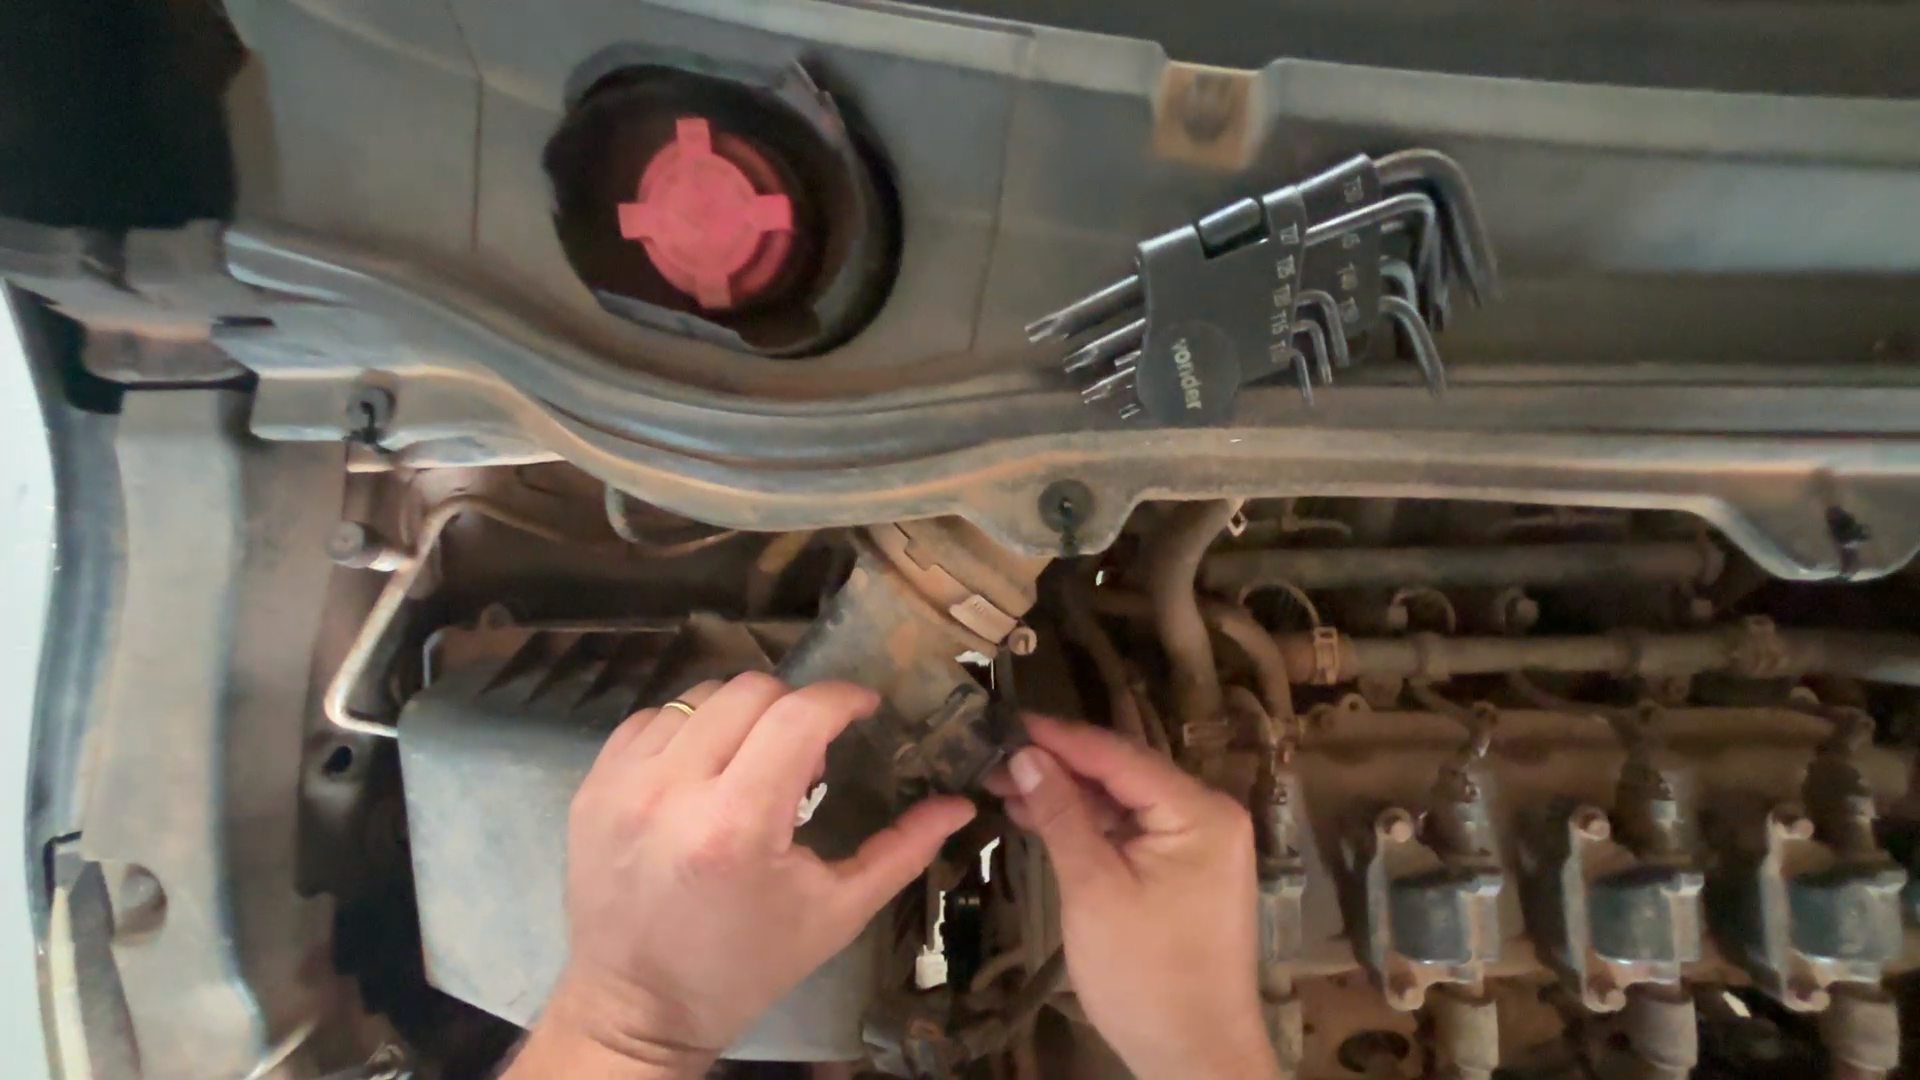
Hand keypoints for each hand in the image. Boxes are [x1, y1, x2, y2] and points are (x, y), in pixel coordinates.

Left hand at [509, 673, 975, 1078]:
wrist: (634, 1009)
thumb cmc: (746, 964)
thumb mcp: (837, 913)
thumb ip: (904, 850)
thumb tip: (962, 803)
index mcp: (736, 827)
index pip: (798, 716)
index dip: (842, 698)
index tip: (864, 708)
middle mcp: (671, 792)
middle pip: (751, 691)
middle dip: (796, 705)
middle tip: (812, 745)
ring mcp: (621, 784)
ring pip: (702, 694)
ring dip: (744, 712)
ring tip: (758, 754)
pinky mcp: (592, 785)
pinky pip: (655, 716)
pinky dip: (693, 725)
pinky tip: (707, 764)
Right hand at [988, 715, 1278, 1079]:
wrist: (1194, 1063)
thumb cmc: (1145, 975)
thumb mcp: (1093, 888)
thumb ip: (1060, 813)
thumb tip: (1024, 753)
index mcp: (1199, 812)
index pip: (1119, 755)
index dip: (1060, 737)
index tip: (1009, 719)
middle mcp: (1205, 813)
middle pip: (1120, 773)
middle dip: (1058, 766)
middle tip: (998, 758)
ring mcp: (1195, 841)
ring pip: (1119, 799)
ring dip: (1066, 794)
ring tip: (1005, 784)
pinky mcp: (1180, 865)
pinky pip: (1127, 827)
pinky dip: (1085, 823)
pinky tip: (1037, 815)